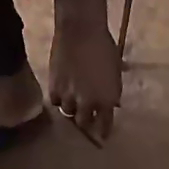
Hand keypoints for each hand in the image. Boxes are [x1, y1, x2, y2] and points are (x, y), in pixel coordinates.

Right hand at [48, 17, 120, 142]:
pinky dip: (60, 99)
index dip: (104, 132)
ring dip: (72, 109)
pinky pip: (56, 101)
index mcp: (107, 98)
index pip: (105, 124)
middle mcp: (88, 102)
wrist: (81, 31)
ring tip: (73, 102)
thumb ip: (111, 90)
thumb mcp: (114, 71)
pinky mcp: (54, 88)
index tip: (103, 137)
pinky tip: (62, 93)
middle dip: (86, 122)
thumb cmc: (104, 46)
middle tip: (86, 117)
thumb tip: (110, 102)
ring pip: (68, 112)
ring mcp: (69, 97)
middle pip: (85, 122)